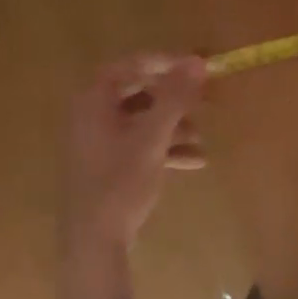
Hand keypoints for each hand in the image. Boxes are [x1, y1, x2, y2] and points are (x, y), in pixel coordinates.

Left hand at [62, 53, 207, 252]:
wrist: (95, 237)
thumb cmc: (120, 182)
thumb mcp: (152, 138)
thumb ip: (174, 98)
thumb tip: (197, 61)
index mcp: (94, 101)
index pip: (131, 65)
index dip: (166, 63)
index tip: (198, 69)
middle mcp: (92, 114)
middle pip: (140, 93)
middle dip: (175, 100)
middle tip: (205, 104)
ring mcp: (99, 140)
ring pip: (143, 120)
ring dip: (175, 127)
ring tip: (202, 141)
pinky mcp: (108, 163)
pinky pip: (140, 143)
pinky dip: (166, 147)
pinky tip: (194, 161)